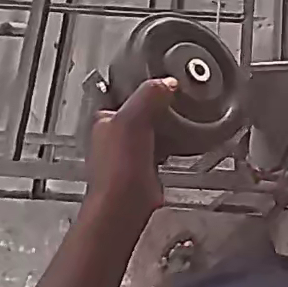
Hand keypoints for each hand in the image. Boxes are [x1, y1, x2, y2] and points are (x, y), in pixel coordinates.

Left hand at [86, 76, 177, 222]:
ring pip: (151, 130)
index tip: (164, 82)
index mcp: (104, 120)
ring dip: (166, 125)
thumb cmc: (118, 168)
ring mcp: (128, 154)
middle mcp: (112, 137)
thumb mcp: (133, 118)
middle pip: (139, 112)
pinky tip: (181, 143)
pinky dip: (172, 144)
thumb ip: (149, 95)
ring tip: (182, 117)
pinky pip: (161, 149)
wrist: (125, 204)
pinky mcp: (144, 170)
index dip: (143, 86)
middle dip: (158, 106)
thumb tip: (167, 83)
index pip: (124, 93)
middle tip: (176, 99)